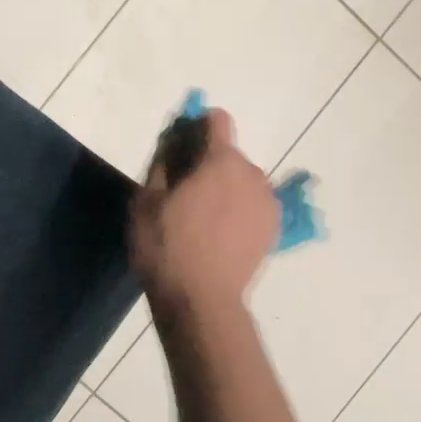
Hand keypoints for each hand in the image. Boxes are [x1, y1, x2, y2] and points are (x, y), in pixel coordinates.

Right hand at [129, 107, 278, 314]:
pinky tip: (218, 235)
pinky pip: (253, 205)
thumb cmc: (165, 249)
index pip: (217, 122)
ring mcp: (268, 201)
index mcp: (219, 162)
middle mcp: (252, 173)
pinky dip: (238, 211)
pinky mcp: (274, 227)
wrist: (201, 299)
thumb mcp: (145, 205)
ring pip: (243, 182)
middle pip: (229, 155)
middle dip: (207, 165)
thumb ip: (161, 168)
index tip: (181, 144)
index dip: (197, 126)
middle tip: (182, 194)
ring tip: (200, 220)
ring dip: (224, 189)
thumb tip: (171, 146)